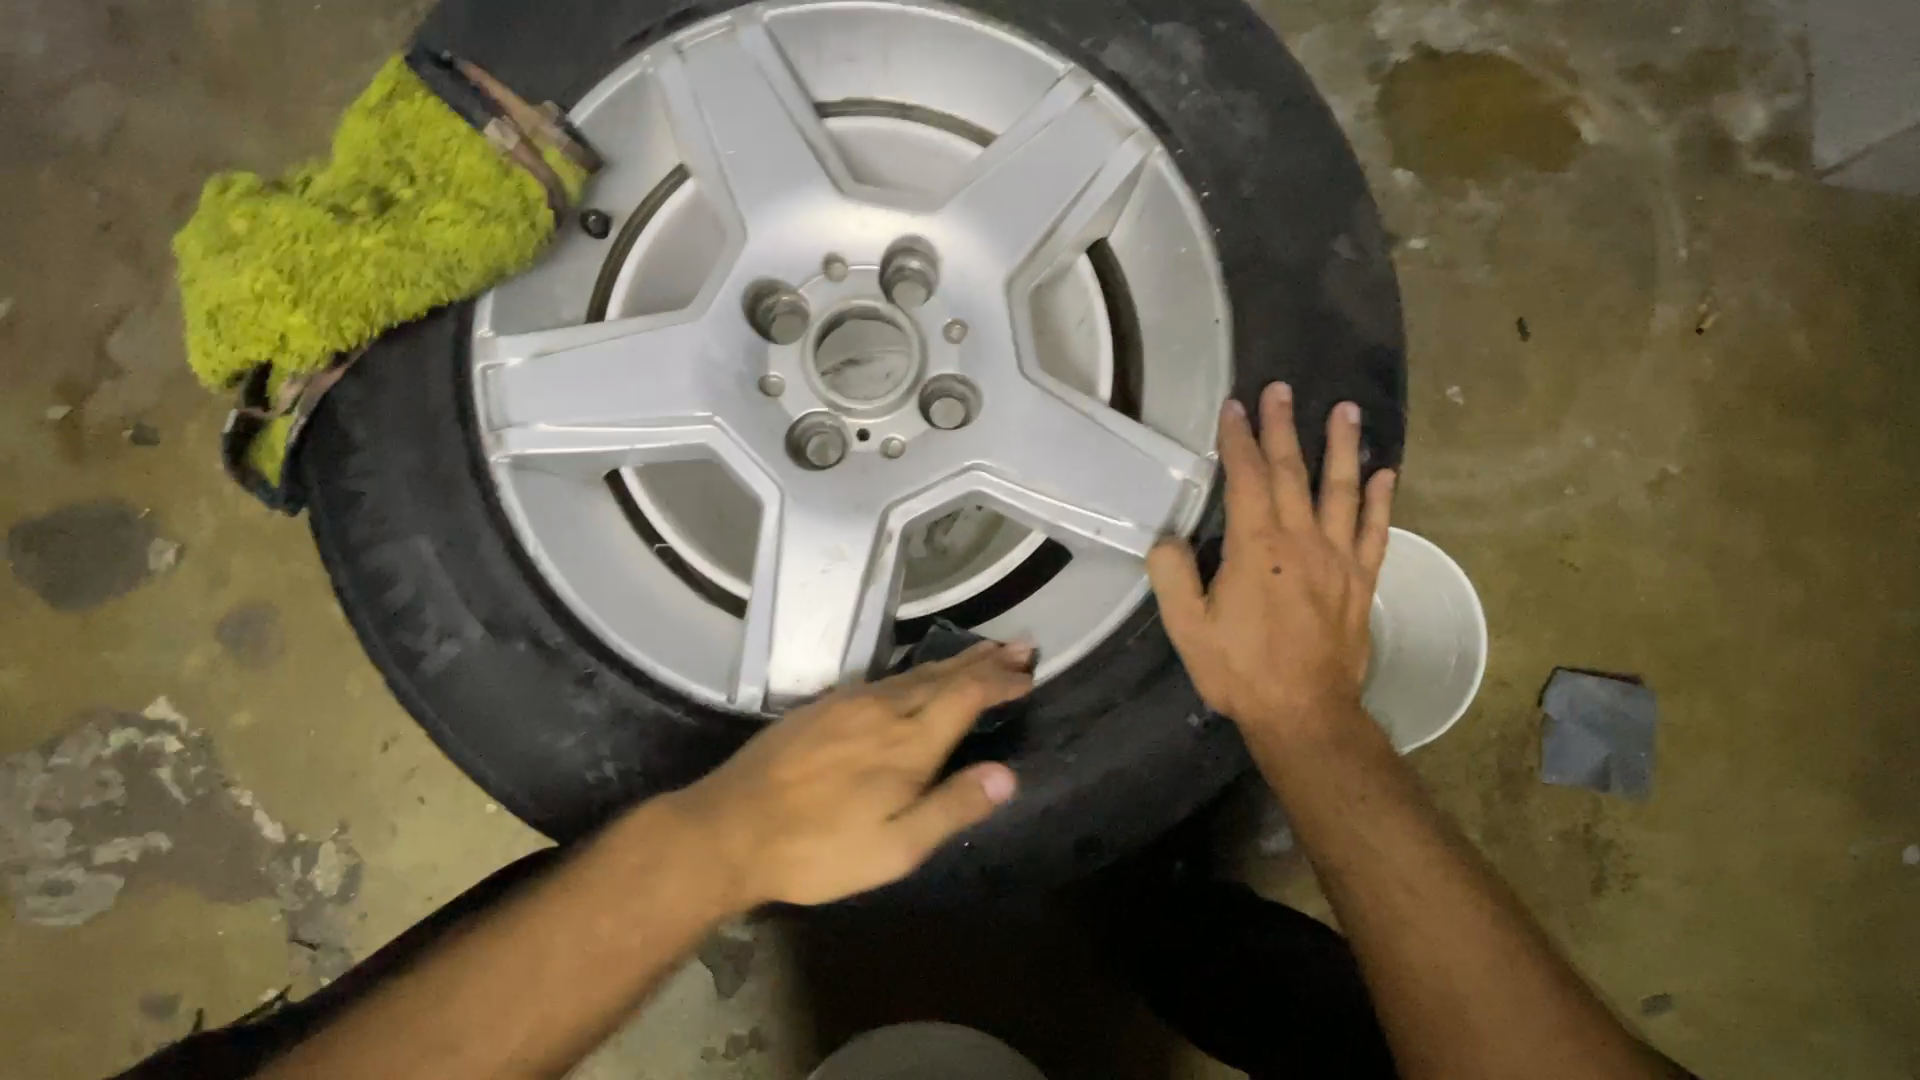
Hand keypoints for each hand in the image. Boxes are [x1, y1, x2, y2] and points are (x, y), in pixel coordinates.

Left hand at [669, 643, 1030, 906]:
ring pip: (914, 673)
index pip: (967, 695)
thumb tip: (1008, 775)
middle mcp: (884, 709)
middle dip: (987, 660)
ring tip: (983, 652)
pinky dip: (916, 672)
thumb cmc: (819, 848)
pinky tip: (916, 677)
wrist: (731, 828)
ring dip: (955, 661)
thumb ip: (952, 807)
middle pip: (945, 674)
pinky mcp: (822, 706)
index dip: (1001, 681)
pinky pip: (884, 678)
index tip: (1028, 674)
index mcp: (909, 743)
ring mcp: (849, 702)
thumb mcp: (895, 848)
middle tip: (1021, 646)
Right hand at [1148, 382, 1395, 740]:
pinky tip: (1386, 472)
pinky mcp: (1361, 581)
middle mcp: (1301, 541)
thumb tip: (1169, 537)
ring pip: (1341, 490)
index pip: (1247, 478)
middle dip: (1283, 427)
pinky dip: (1381, 499)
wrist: (1304, 712)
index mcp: (1257, 548)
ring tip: (1345, 409)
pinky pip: (1375, 531)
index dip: (1239, 440)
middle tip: (1281, 389)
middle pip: (1293, 472)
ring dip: (1342, 447)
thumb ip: (1172, 575)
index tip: (1235, 407)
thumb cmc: (1240, 669)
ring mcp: (1338, 559)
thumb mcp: (1186, 627)